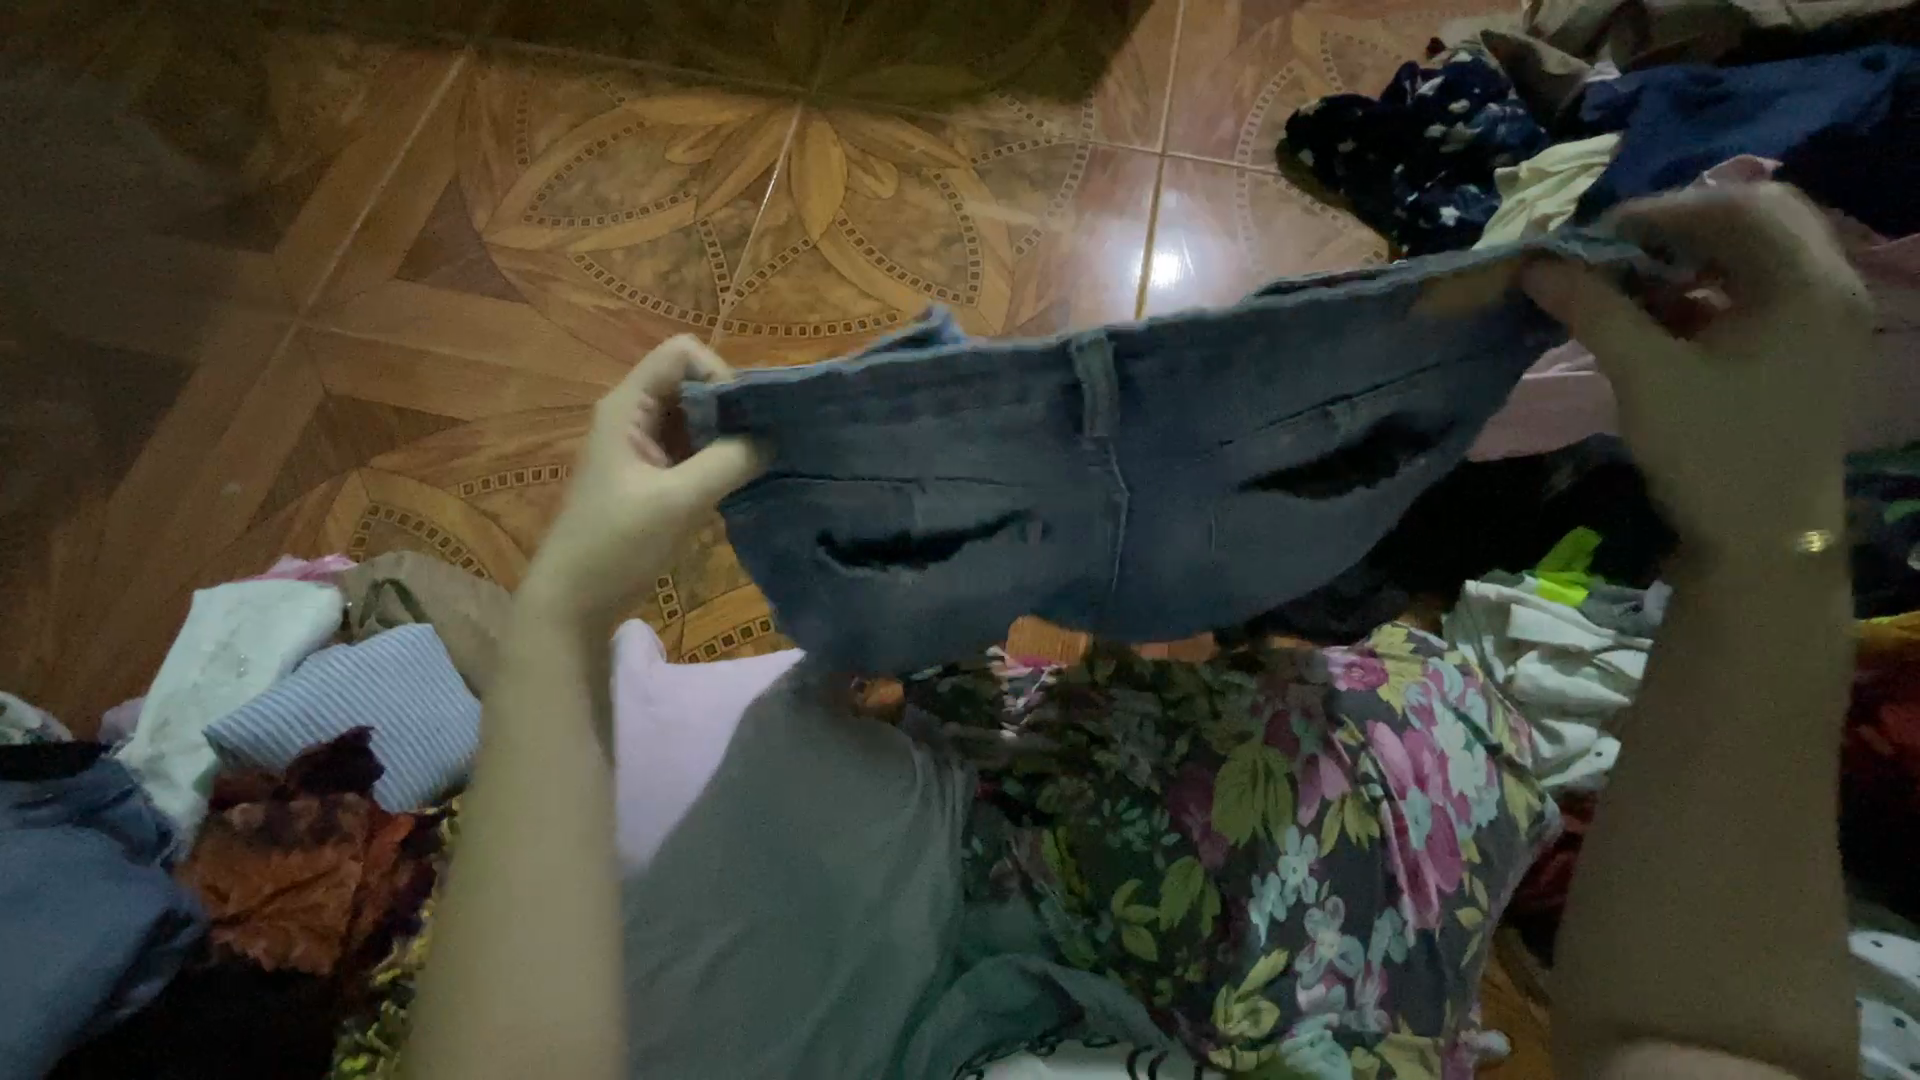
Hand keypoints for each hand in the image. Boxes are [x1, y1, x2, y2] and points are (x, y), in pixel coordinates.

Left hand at [518, 336, 763, 629]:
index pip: (682, 354)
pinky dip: (722, 459)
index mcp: (627, 407)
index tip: (745, 420)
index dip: (719, 375)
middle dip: (732, 407)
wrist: (575, 600)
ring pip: (699, 419)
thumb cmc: (616, 545)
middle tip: (764, 443)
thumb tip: (773, 440)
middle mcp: (636, 416)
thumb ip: (728, 462)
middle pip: (694, 384)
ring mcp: (645, 447)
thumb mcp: (677, 501)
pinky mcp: (656, 476)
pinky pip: (697, 450)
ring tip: (760, 463)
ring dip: (730, 435)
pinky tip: (742, 483)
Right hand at [1521, 184, 1872, 558]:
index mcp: (1806, 285)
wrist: (1761, 532)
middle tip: (1605, 255)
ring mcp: (1815, 317)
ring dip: (1679, 258)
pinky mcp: (1795, 345)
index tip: (1589, 241)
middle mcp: (1826, 286)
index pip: (1739, 206)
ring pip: (1748, 255)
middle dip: (1671, 228)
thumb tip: (1537, 268)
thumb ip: (1594, 312)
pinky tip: (1647, 315)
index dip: (1658, 212)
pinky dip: (1692, 290)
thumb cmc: (1710, 449)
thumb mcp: (1645, 376)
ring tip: (1617, 284)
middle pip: (1753, 220)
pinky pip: (1745, 292)